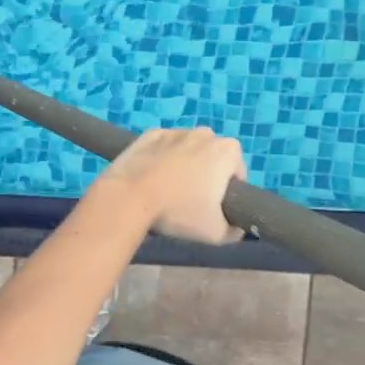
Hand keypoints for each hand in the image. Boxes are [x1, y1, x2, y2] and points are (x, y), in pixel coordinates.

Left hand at [97, 127, 246, 243]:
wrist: (128, 198)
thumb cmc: (177, 212)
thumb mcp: (217, 233)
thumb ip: (235, 230)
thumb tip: (236, 228)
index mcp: (228, 150)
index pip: (236, 173)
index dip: (226, 192)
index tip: (210, 207)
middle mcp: (204, 133)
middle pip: (211, 158)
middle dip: (205, 175)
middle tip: (187, 200)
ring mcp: (174, 131)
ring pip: (186, 150)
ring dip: (182, 164)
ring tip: (166, 189)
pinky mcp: (148, 135)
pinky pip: (161, 147)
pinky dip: (160, 157)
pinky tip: (150, 176)